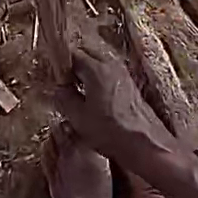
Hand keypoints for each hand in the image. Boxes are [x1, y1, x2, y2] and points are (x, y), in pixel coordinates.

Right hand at [54, 30, 177, 163]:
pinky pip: (108, 71)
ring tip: (74, 87)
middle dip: (72, 62)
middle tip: (61, 78)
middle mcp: (111, 65)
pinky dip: (96, 75)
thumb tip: (57, 88)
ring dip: (85, 68)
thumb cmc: (110, 131)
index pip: (72, 53)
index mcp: (96, 68)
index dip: (59, 62)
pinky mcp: (129, 84)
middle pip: (87, 52)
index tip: (50, 74)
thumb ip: (64, 98)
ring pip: (99, 61)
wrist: (146, 145)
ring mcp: (123, 73)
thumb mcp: (78, 117)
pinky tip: (91, 94)